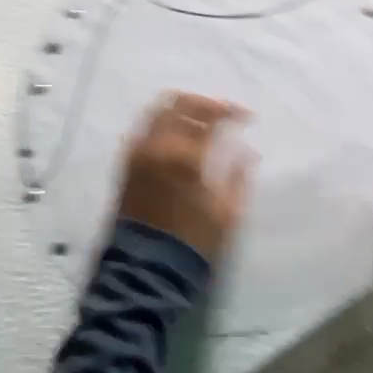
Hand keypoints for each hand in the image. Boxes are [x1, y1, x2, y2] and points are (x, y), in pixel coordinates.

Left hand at [116, 93, 252, 261]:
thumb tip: (246, 151)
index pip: (209, 115)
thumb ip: (238, 176)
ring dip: (181, 109)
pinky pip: (143, 128)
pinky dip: (162, 122)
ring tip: (200, 121)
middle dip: (204, 103)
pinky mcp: (126, 163)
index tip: (246, 117)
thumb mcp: (227, 214)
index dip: (231, 110)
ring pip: (157, 111)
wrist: (147, 269)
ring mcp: (137, 152)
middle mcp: (157, 145)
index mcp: (186, 156)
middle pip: (179, 102)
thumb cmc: (193, 243)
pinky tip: (177, 135)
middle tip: (222, 113)